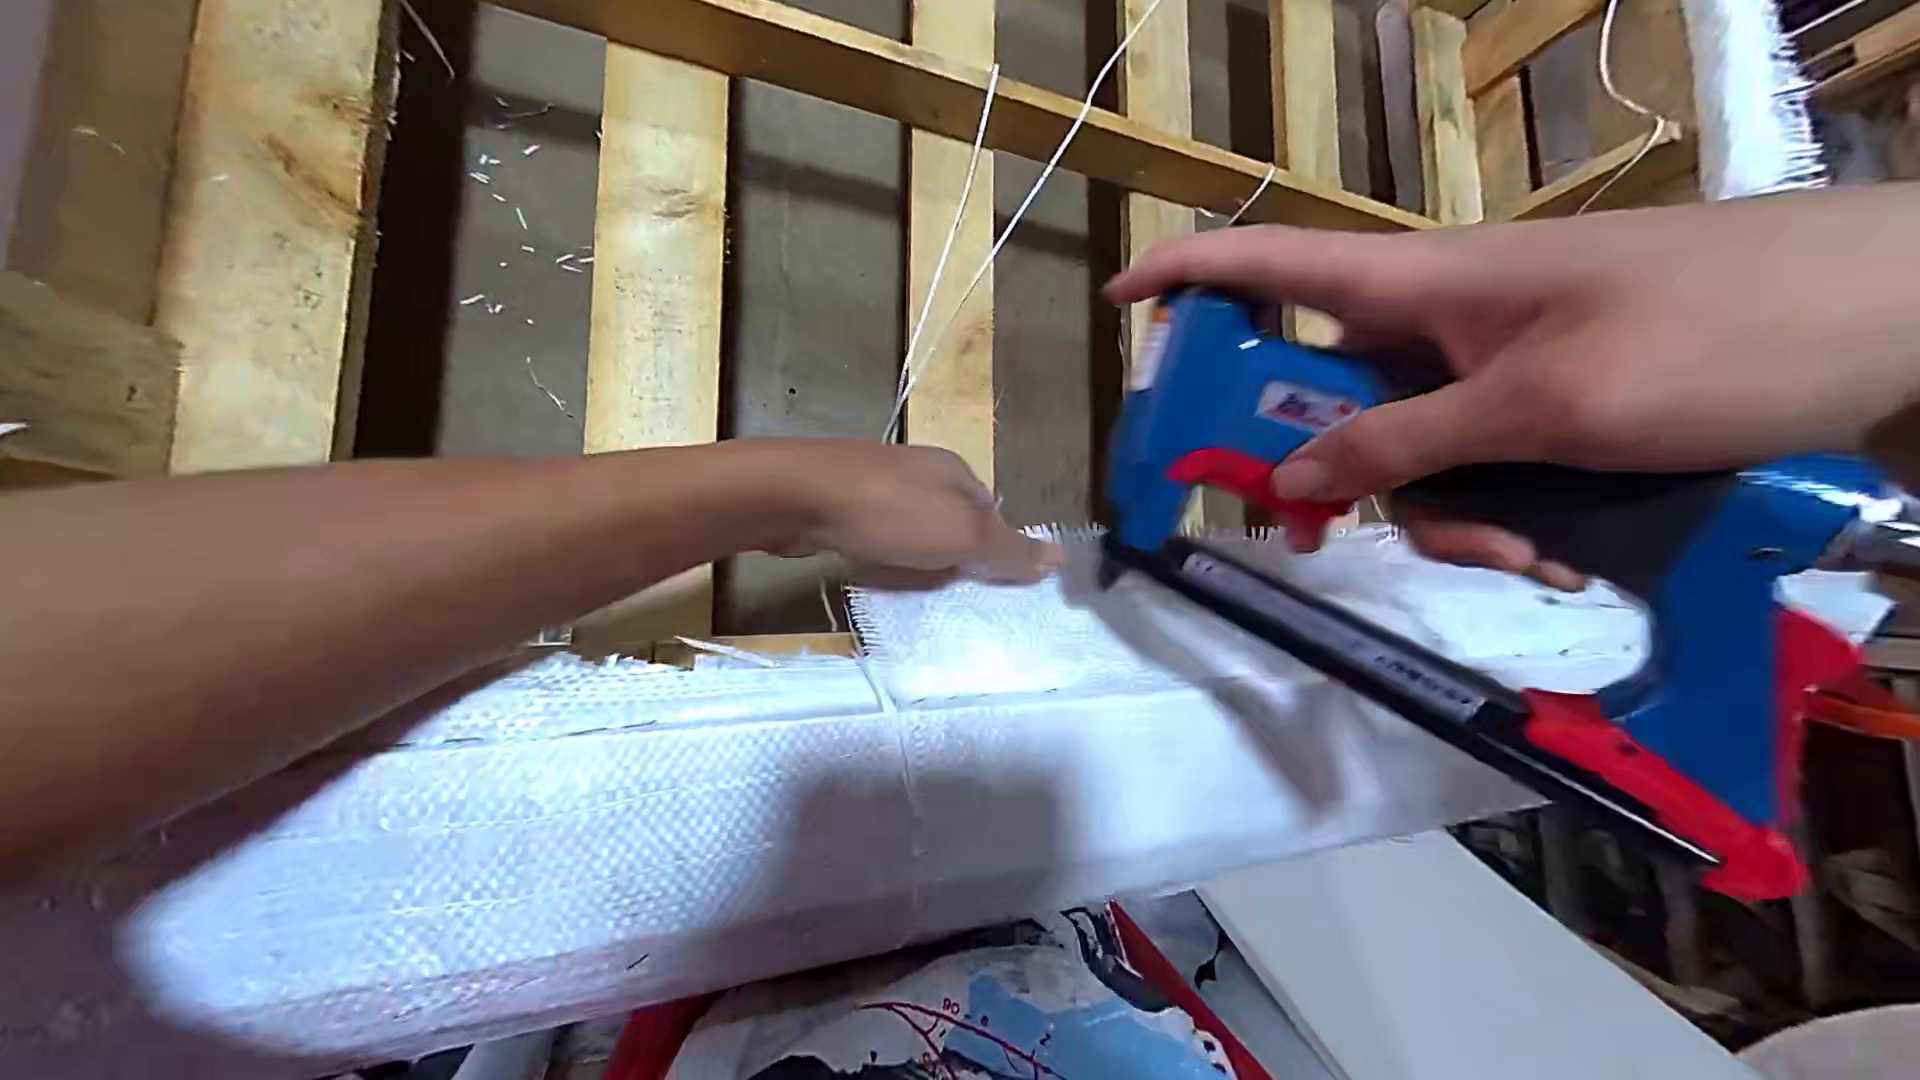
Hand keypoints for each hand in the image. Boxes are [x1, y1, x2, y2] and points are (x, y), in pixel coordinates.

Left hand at [760, 440, 1059, 587]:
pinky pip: (876, 534)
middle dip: (950, 557)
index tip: (981, 583)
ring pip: (912, 530)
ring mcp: (878, 483)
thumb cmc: (891, 513)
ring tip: (907, 585)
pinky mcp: (843, 501)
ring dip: (914, 559)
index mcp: (955, 471)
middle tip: (944, 589)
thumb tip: (1061, 557)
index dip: (991, 550)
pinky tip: (870, 569)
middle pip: (951, 522)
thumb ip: (1010, 549)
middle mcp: (919, 471)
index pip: (990, 512)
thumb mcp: (963, 534)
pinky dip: (879, 554)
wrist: (798, 496)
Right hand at [1105, 186, 1919, 579]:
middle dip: (1308, 465)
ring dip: (1423, 511)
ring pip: (1380, 451)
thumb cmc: (1728, 329)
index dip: (1182, 279)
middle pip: (1305, 392)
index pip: (1262, 265)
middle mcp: (1416, 327)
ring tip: (1510, 547)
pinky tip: (1541, 543)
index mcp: (1407, 285)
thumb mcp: (1544, 405)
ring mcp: (1461, 371)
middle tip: (1306, 528)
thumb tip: (1287, 482)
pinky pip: (1446, 470)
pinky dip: (1477, 514)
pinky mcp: (1509, 409)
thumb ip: (1400, 443)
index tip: (1122, 306)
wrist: (1917, 327)